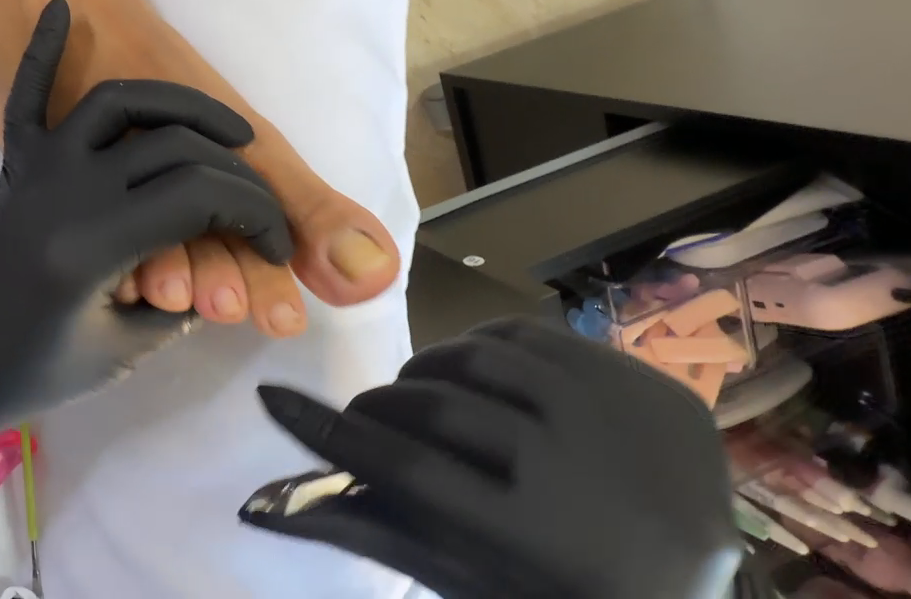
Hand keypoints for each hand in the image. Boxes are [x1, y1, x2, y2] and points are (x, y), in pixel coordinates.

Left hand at [0, 0, 292, 470]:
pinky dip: (45, 48)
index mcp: (92, 246)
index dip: (258, 218)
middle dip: (238, 176)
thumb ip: (181, 303)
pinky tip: (64, 7)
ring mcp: (37, 164)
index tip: (276, 250)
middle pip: (176, 148)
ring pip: (121, 103)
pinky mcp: (14, 159)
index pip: (202, 199)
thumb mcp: (118, 354)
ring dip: (179, 105)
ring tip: (224, 132)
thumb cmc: (23, 373)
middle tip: (263, 211)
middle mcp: (67, 188)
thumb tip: (225, 267)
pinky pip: (29, 92)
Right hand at [241, 317, 742, 598]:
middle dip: (380, 407)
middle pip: (439, 406)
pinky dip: (484, 351)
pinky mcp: (652, 386)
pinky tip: (480, 382)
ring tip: (421, 400)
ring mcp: (630, 419)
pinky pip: (529, 336)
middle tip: (364, 418)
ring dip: (428, 373)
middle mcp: (594, 473)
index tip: (272, 399)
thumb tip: (258, 509)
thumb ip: (374, 534)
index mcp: (552, 547)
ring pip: (478, 356)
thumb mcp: (472, 584)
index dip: (330, 433)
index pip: (409, 470)